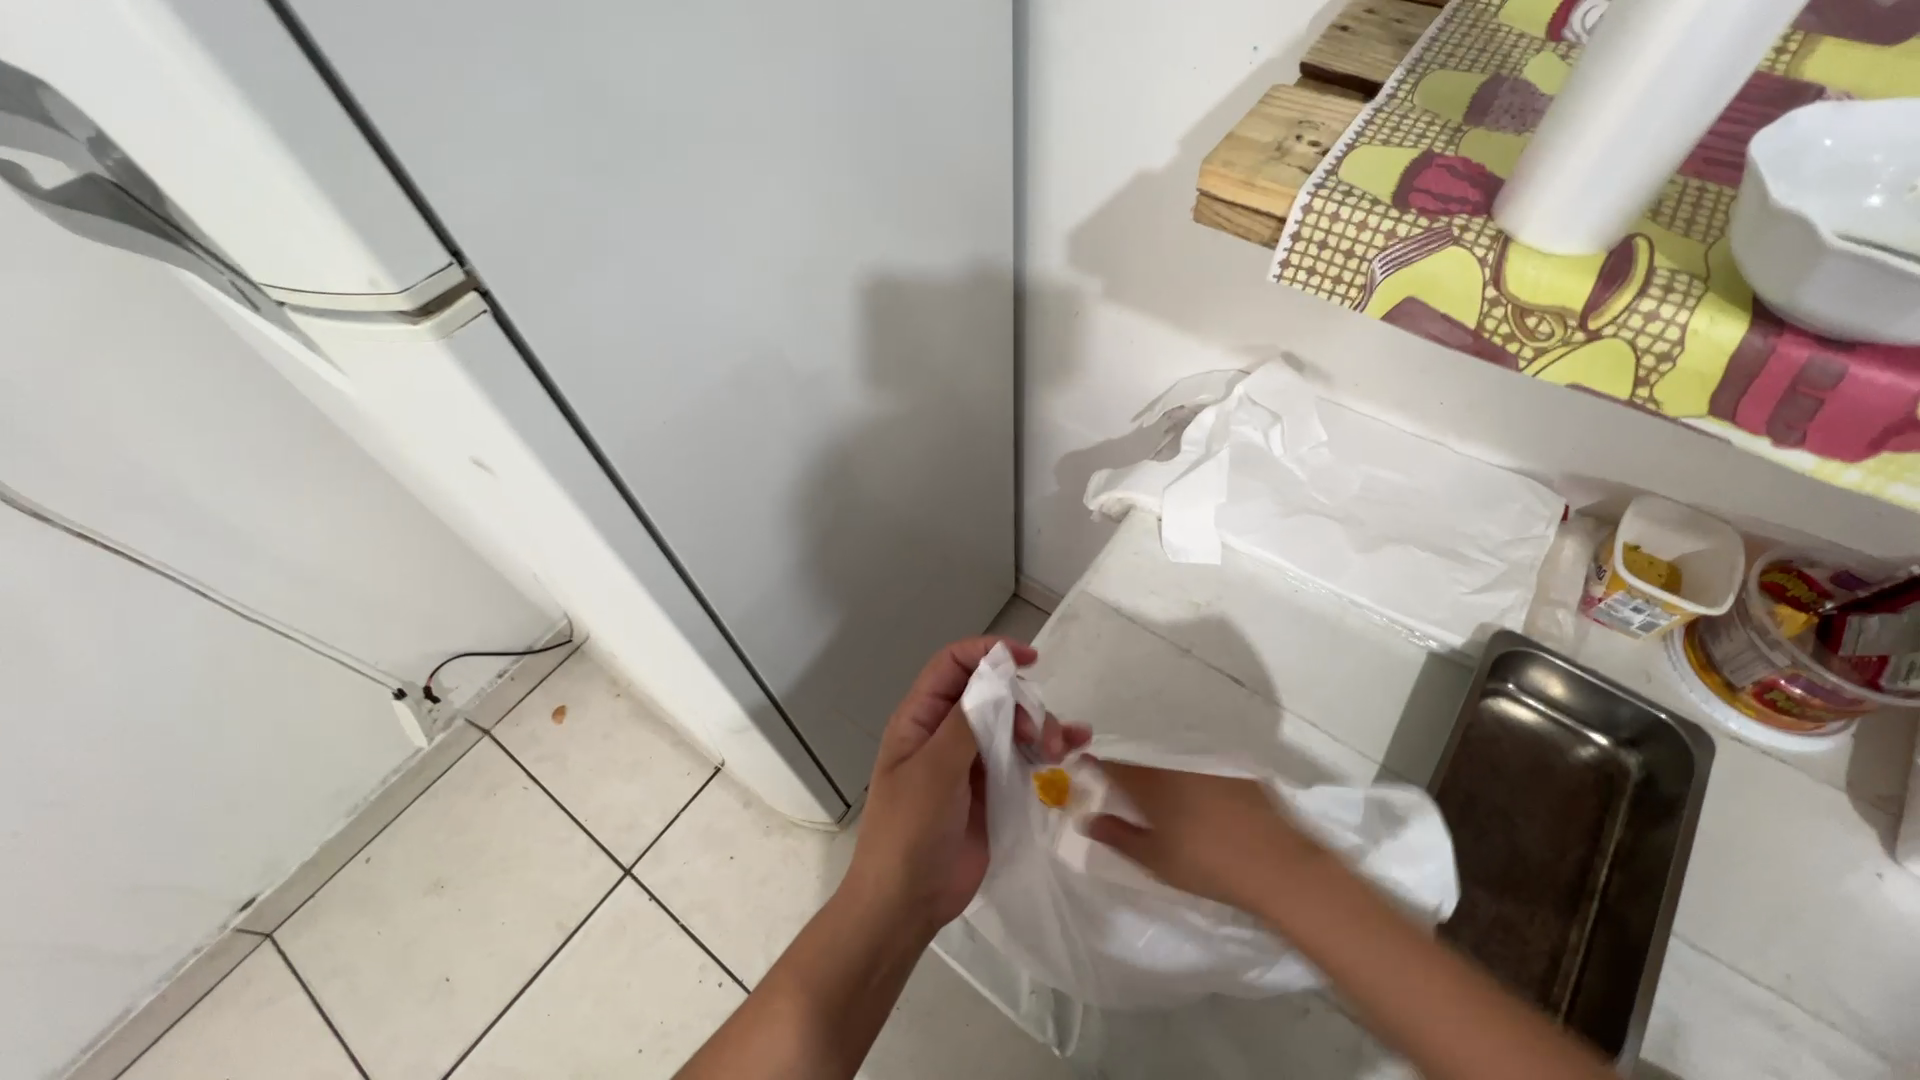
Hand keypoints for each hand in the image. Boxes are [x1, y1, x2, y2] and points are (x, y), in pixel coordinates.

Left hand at [841, 636, 1087, 938]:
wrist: (907, 901)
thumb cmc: (909, 830)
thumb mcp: (933, 770)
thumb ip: (966, 722)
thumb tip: (996, 676)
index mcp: (920, 720)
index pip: (953, 666)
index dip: (987, 653)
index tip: (1027, 659)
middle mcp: (946, 734)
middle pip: (991, 693)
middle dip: (1021, 701)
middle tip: (1039, 732)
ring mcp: (971, 763)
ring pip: (1011, 724)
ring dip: (1040, 726)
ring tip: (1061, 747)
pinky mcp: (993, 790)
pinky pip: (1022, 758)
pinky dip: (1047, 750)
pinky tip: (1074, 749)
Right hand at [1083, 761, 1323, 911]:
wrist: (1276, 864)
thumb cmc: (1206, 865)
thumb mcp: (1154, 858)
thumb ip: (1117, 836)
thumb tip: (1087, 820)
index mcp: (1148, 782)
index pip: (1109, 762)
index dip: (1092, 763)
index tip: (1083, 771)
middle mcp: (1172, 761)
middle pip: (1136, 753)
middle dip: (1120, 762)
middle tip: (1113, 781)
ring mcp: (1204, 761)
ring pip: (1165, 754)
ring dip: (1150, 763)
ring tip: (1147, 784)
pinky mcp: (1231, 766)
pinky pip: (1193, 758)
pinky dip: (1180, 766)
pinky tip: (1185, 787)